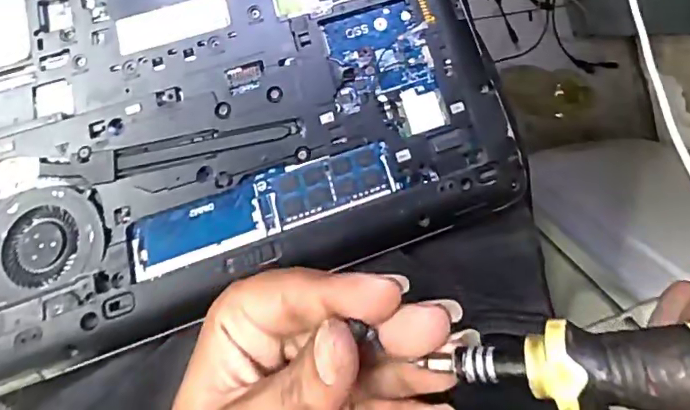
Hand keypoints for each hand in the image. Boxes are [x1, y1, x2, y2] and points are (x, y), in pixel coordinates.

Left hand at [172, 269, 461, 409]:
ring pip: (370, 356)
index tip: (388, 293)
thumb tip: (337, 340)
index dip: (345, 290)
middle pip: (343, 320)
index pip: (292, 293)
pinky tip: (433, 397)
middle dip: (394, 323)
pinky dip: (408, 398)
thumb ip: (289, 388)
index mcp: (241, 332)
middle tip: (435, 324)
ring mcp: (313, 378)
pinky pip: (374, 394)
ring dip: (413, 360)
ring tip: (449, 359)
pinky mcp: (337, 403)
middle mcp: (281, 348)